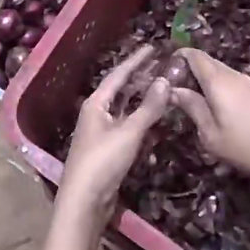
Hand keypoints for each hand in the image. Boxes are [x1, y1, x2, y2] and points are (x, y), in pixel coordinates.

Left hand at [59, 46, 170, 214]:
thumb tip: (165, 80)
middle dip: (140, 79)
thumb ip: (149, 107)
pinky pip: (128, 129)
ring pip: (126, 110)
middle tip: (162, 67)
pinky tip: (156, 122)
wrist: (84, 202)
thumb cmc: (103, 161)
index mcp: (96, 104)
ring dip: (143, 101)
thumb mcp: (129, 132)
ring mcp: (101, 133)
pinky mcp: (108, 151)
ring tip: (163, 89)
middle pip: (121, 91)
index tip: (152, 48)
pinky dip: (142, 122)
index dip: (136, 61)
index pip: (119, 75)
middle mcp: (96, 114)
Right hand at [172, 49, 249, 187]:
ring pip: (219, 74)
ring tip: (191, 104)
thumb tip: (173, 90)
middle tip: (172, 92)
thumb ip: (192, 108)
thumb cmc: (249, 146)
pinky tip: (216, 112)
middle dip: (187, 72)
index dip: (176, 58)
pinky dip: (218, 91)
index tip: (162, 74)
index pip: (193, 55)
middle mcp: (233, 75)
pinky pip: (232, 84)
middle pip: (206, 62)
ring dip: (203, 83)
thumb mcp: (211, 135)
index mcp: (218, 80)